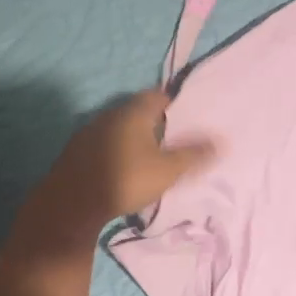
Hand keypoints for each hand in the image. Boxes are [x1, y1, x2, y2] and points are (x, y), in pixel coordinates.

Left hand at [38, 88, 215, 223]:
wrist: (76, 200)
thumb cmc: (128, 180)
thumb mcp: (168, 171)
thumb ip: (193, 156)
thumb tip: (219, 142)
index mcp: (134, 112)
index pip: (157, 95)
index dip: (173, 103)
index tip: (184, 117)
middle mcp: (110, 113)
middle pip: (137, 110)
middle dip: (154, 121)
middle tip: (171, 138)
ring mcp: (91, 130)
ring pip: (120, 126)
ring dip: (134, 136)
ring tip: (149, 154)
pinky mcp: (79, 148)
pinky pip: (105, 141)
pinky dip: (118, 148)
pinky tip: (124, 166)